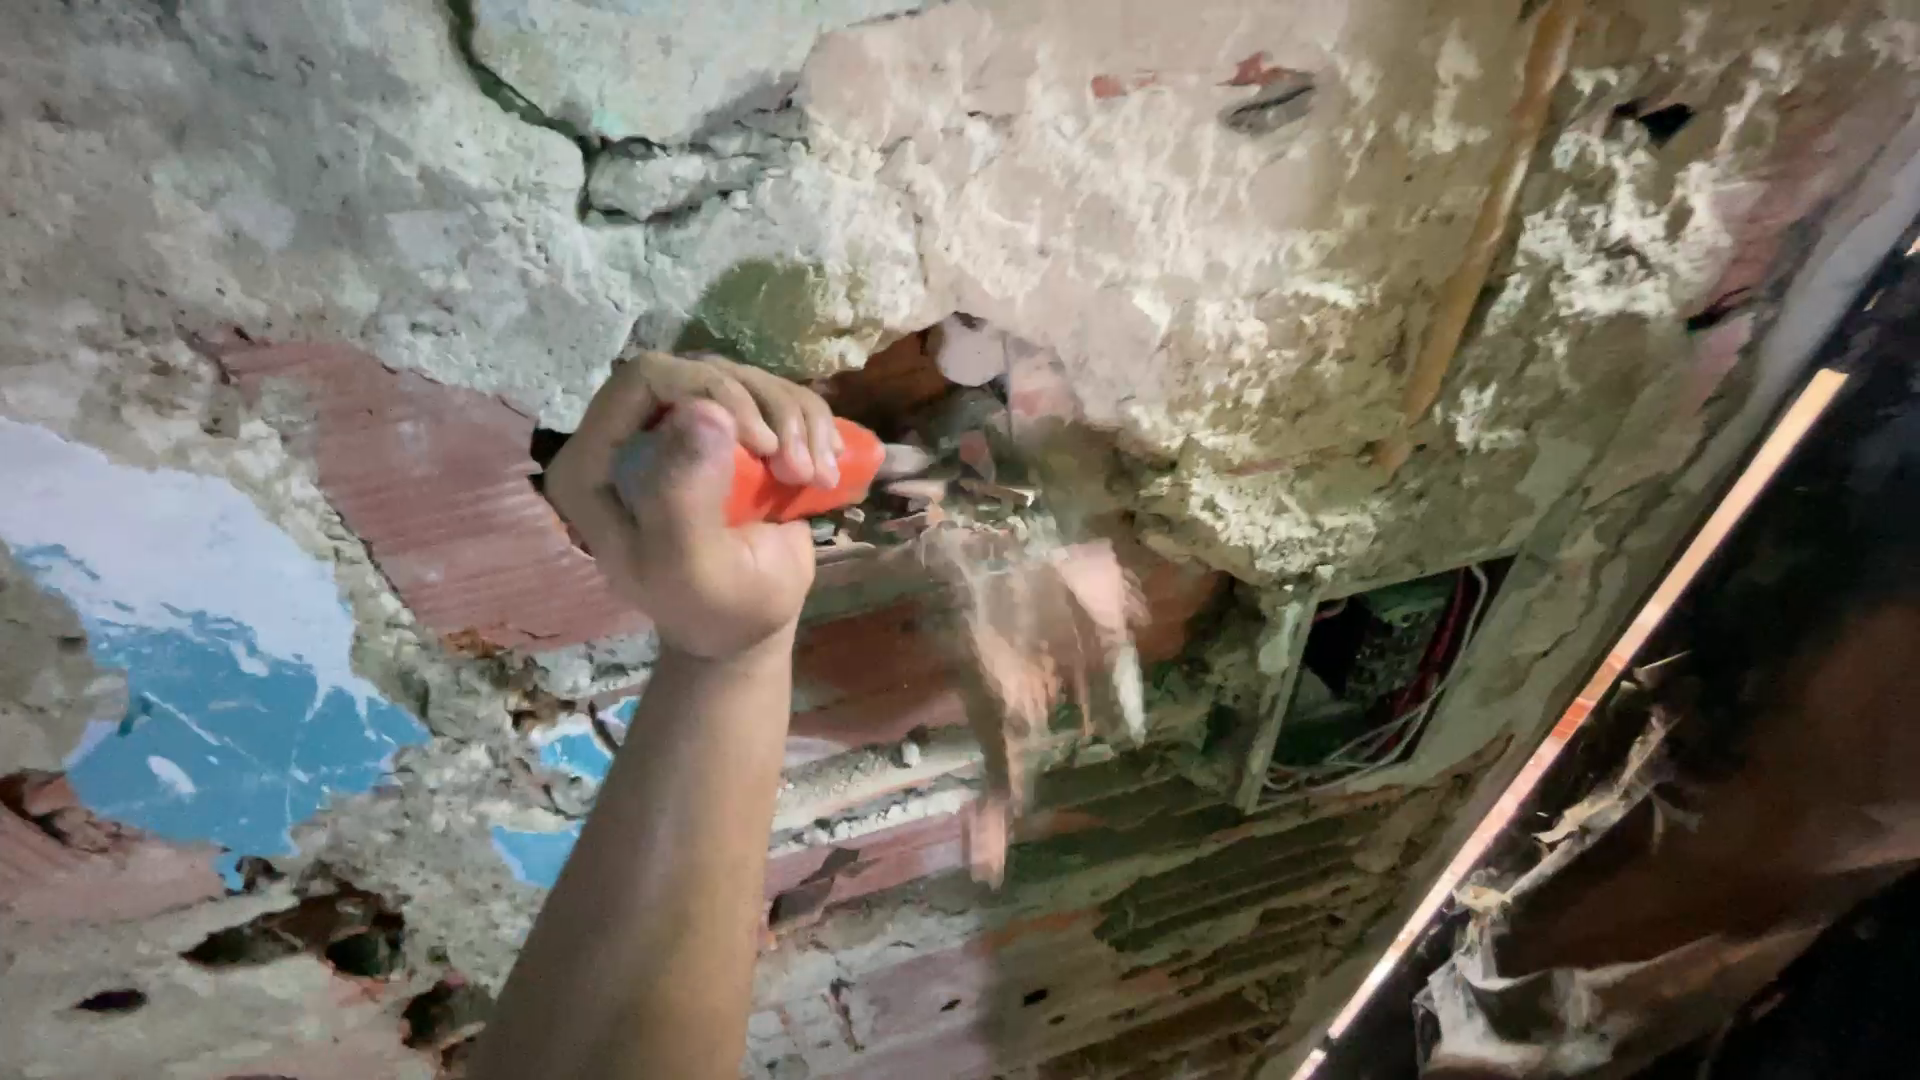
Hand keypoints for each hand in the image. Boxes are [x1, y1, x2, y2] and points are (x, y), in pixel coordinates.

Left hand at [545, 351, 828, 660]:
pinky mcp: (736, 436)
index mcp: (597, 463)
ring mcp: (690, 429)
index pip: (644, 379)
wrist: (753, 621)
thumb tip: (705, 411)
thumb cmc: (715, 606)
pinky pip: (780, 397)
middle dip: (766, 413)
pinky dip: (814, 425)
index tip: (762, 443)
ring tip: (814, 477)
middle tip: (796, 470)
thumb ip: (683, 496)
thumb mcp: (690, 567)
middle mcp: (637, 433)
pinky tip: (824, 469)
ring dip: (798, 423)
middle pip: (707, 371)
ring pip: (751, 380)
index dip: (709, 391)